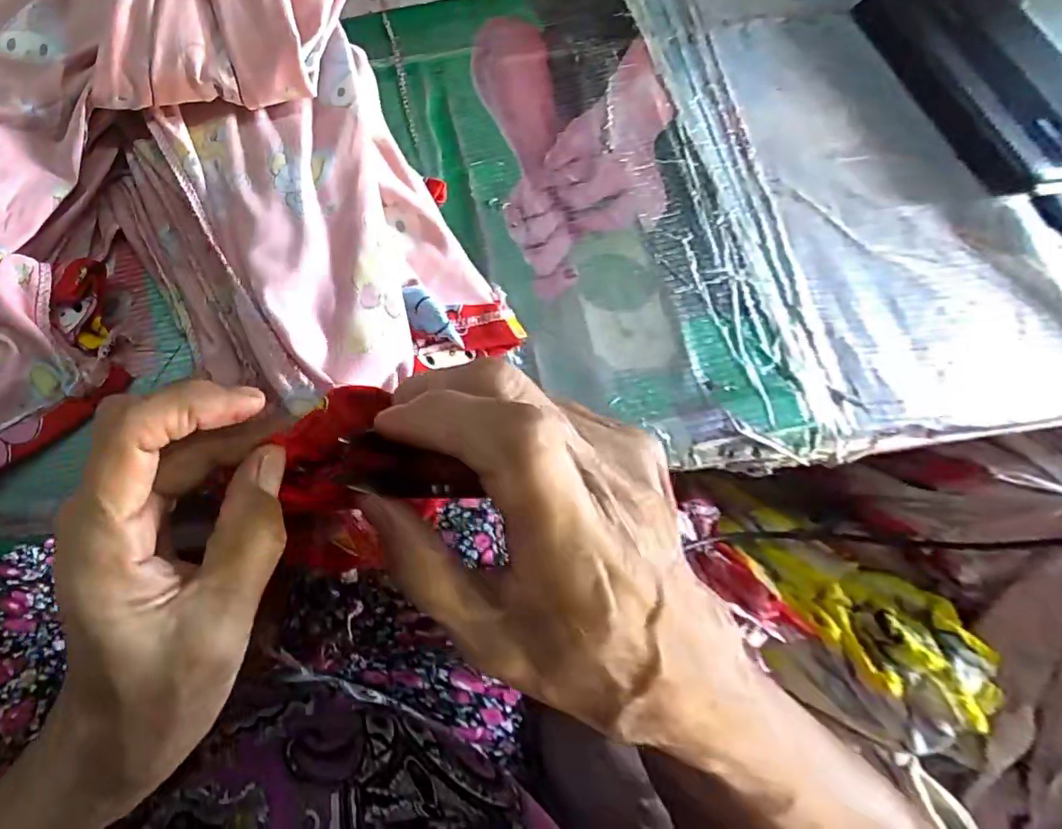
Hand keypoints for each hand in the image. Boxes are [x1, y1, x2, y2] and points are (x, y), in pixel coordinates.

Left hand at [0, 381, 288, 827]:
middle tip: (279, 423)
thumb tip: (273, 459)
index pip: (130, 431)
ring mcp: (108, 512)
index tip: (256, 405)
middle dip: (209, 415)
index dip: (192, 405)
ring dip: (216, 437)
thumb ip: (249, 538)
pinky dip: (210, 464)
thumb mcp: (219, 626)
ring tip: (279, 441)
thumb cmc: (160, 699)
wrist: (112, 743)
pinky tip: (251, 468)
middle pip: (141, 426)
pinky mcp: (127, 523)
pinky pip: (167, 474)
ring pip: (158, 446)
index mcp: (99, 528)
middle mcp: (94, 506)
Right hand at [356, 357, 743, 746]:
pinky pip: (539, 401)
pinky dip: (488, 408)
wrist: (695, 677)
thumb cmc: (583, 664)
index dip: (435, 415)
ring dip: (454, 396)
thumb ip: (417, 563)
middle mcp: (608, 473)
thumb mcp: (484, 636)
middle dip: (430, 392)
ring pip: (518, 385)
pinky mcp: (628, 441)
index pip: (508, 434)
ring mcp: (625, 449)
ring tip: (421, 432)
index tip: (382, 431)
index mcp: (576, 532)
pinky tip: (475, 445)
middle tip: (389, 426)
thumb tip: (366, 496)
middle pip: (505, 388)